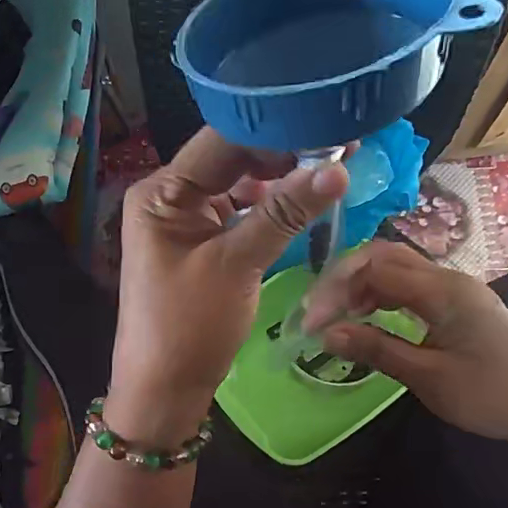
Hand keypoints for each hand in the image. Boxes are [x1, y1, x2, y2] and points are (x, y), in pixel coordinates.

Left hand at [108, 129, 348, 444]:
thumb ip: (283, 213)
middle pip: (230, 158)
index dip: (276, 129)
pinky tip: (305, 199)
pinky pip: (238, 212)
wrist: (162, 388)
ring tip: (335, 165)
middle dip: (284, 151)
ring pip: (238, 184)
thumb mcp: (236, 265)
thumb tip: (338, 167)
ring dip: (281, 178)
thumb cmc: (188, 326)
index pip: (222, 141)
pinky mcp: (200, 243)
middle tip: (345, 142)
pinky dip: (269, 206)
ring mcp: (184, 221)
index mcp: (162, 193)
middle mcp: (168, 197)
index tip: (329, 119)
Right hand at [301, 242, 507, 445]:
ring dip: (358, 287)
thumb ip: (377, 349)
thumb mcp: (429, 378)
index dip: (335, 290)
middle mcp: (449, 279)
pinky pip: (406, 286)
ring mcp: (453, 290)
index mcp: (445, 291)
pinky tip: (362, 318)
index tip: (309, 323)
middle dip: (342, 280)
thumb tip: (325, 334)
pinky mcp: (454, 304)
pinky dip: (377, 297)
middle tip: (316, 314)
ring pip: (393, 270)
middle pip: (383, 257)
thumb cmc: (492, 396)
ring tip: (334, 319)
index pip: (375, 269)